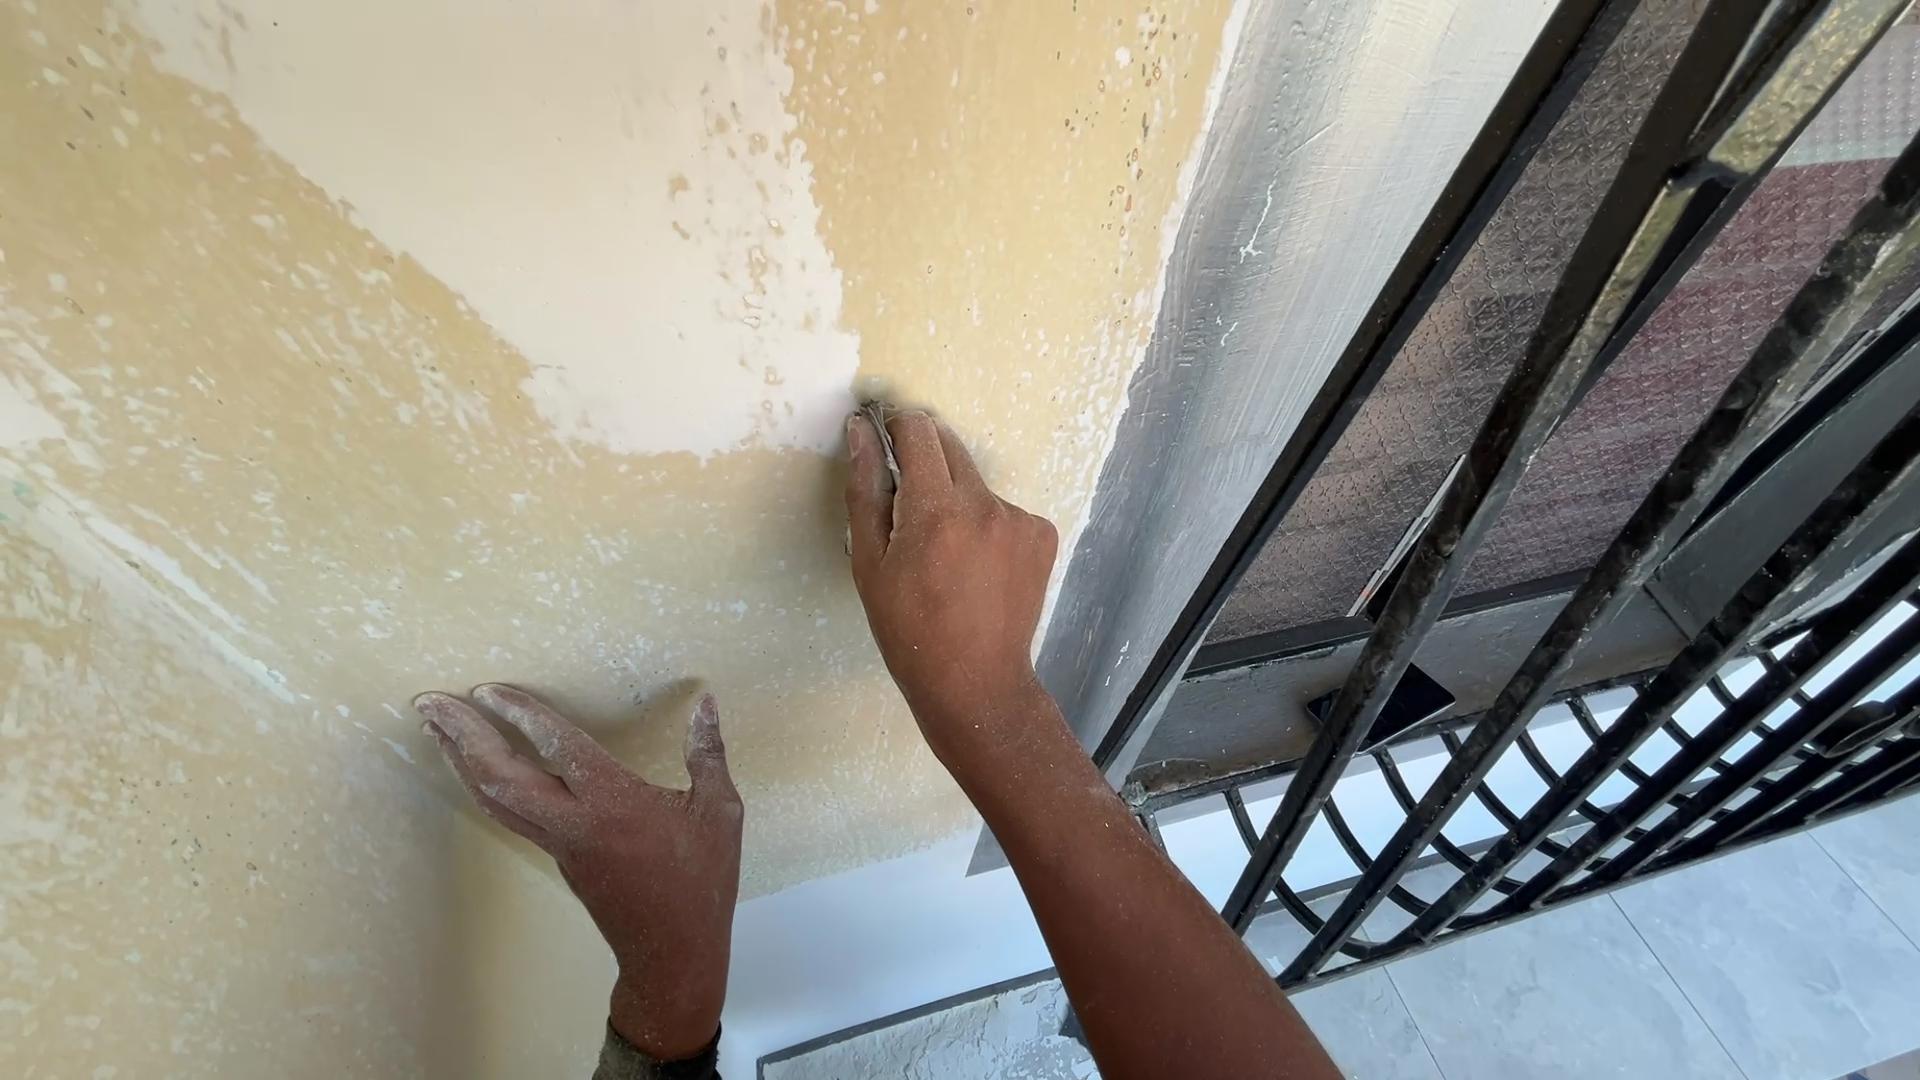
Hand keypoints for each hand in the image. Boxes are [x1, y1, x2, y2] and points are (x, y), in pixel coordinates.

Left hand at [414, 684, 741, 1060]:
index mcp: (614, 804)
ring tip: (436, 728)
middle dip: (462, 736)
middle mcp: (574, 822)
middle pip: (499, 777)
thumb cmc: (702, 879)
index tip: (492, 690)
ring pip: (494, 800)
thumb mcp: (720, 810)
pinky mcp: (560, 856)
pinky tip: (482, 771)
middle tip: (429, 702)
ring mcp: (560, 843)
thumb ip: (708, 752)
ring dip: (461, 761)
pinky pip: (509, 814)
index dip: (525, 715)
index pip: (559, 748)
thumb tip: (707, 701)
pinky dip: (485, 784)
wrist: (673, 951)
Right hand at [844, 410, 1059, 775]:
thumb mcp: (870, 563)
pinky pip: (1004, 510)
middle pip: (950, 447)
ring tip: (947, 550)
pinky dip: (986, 523)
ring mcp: (1019, 519)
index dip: (896, 426)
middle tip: (909, 501)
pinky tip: (979, 564)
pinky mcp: (1042, 535)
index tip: (884, 437)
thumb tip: (860, 431)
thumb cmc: (909, 629)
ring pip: (976, 482)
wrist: (975, 680)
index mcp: (935, 512)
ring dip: (956, 496)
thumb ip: (865, 490)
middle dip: (924, 458)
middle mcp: (984, 505)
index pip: (918, 431)